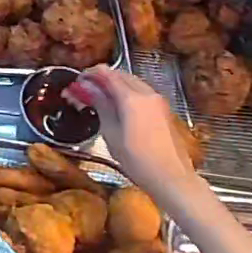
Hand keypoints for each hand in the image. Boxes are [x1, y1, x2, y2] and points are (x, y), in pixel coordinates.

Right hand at [65, 66, 195, 194]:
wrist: (173, 178)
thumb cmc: (138, 161)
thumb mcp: (111, 134)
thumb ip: (100, 105)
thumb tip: (88, 89)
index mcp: (131, 98)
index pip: (107, 74)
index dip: (90, 74)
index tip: (78, 80)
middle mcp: (147, 93)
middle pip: (121, 74)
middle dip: (102, 77)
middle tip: (87, 89)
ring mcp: (158, 101)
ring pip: (133, 81)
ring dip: (116, 84)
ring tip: (101, 98)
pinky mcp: (164, 110)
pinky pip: (142, 91)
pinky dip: (128, 92)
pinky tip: (119, 106)